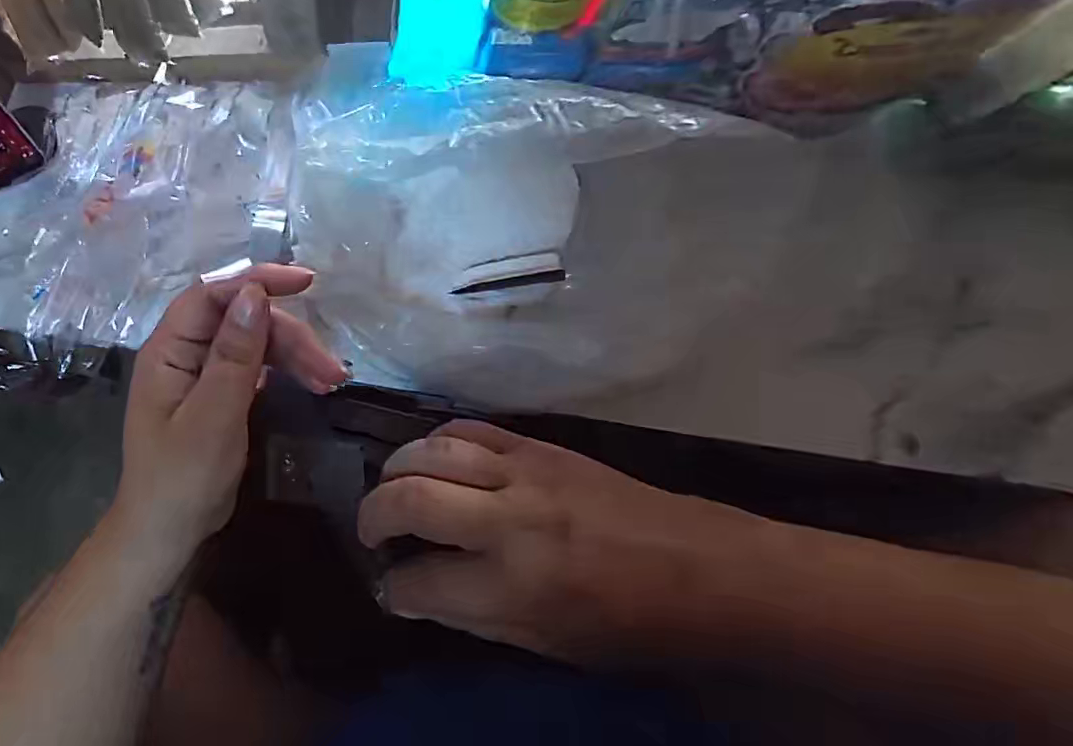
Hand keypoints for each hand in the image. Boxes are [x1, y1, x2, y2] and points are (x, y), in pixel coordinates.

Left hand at [107, 264, 346, 565]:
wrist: (164, 533)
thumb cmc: (181, 478)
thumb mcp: (213, 417)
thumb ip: (234, 355)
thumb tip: (253, 294)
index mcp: (168, 348)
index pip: (211, 294)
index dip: (257, 281)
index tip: (305, 282)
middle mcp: (183, 350)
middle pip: (240, 318)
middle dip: (287, 335)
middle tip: (331, 369)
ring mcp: (200, 370)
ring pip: (252, 340)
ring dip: (293, 354)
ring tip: (331, 381)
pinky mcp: (217, 389)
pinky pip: (253, 364)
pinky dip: (284, 370)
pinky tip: (310, 382)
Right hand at [358, 420, 762, 663]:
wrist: (702, 566)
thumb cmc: (630, 622)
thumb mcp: (550, 643)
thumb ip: (471, 616)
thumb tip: (407, 594)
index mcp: (518, 585)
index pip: (423, 582)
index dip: (394, 587)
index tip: (388, 586)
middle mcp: (510, 521)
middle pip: (411, 499)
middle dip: (373, 515)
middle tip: (370, 532)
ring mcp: (521, 473)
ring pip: (429, 452)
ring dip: (395, 470)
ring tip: (389, 489)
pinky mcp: (533, 445)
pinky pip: (463, 429)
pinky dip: (432, 442)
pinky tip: (428, 458)